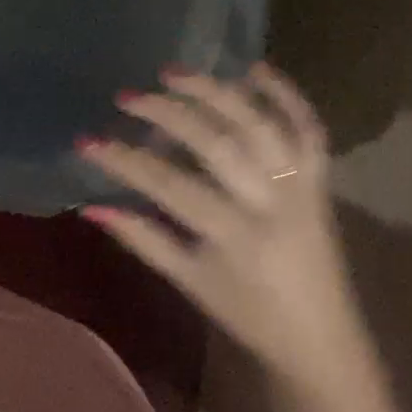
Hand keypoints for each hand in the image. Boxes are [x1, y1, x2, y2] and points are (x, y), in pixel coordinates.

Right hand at [78, 63, 382, 404]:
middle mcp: (274, 205)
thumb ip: (141, 237)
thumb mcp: (189, 280)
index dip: (125, 161)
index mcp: (237, 237)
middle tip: (127, 97)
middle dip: (167, 115)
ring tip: (173, 73)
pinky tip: (254, 69)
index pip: (171, 186)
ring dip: (216, 93)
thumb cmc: (247, 312)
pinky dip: (286, 97)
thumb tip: (89, 204)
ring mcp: (302, 189)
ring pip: (260, 127)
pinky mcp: (321, 183)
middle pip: (218, 144)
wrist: (324, 341)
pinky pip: (310, 132)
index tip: (87, 142)